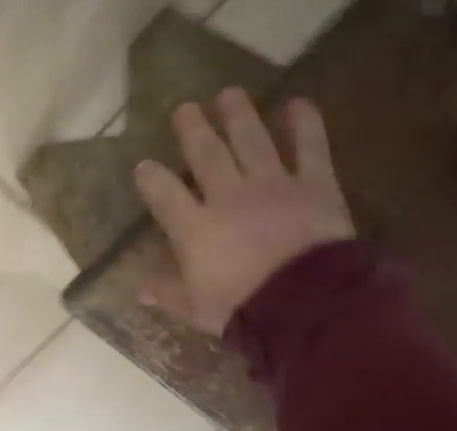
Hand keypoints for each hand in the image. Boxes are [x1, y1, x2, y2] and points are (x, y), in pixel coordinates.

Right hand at [134, 88, 355, 334]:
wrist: (302, 300)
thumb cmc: (240, 308)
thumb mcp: (196, 308)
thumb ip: (170, 293)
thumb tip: (143, 291)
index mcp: (194, 230)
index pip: (164, 196)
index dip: (151, 179)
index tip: (143, 167)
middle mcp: (228, 196)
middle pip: (207, 155)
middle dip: (193, 131)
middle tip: (185, 109)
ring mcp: (272, 185)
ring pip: (251, 141)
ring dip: (239, 115)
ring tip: (229, 94)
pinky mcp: (313, 183)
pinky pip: (309, 146)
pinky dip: (304, 123)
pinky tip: (297, 104)